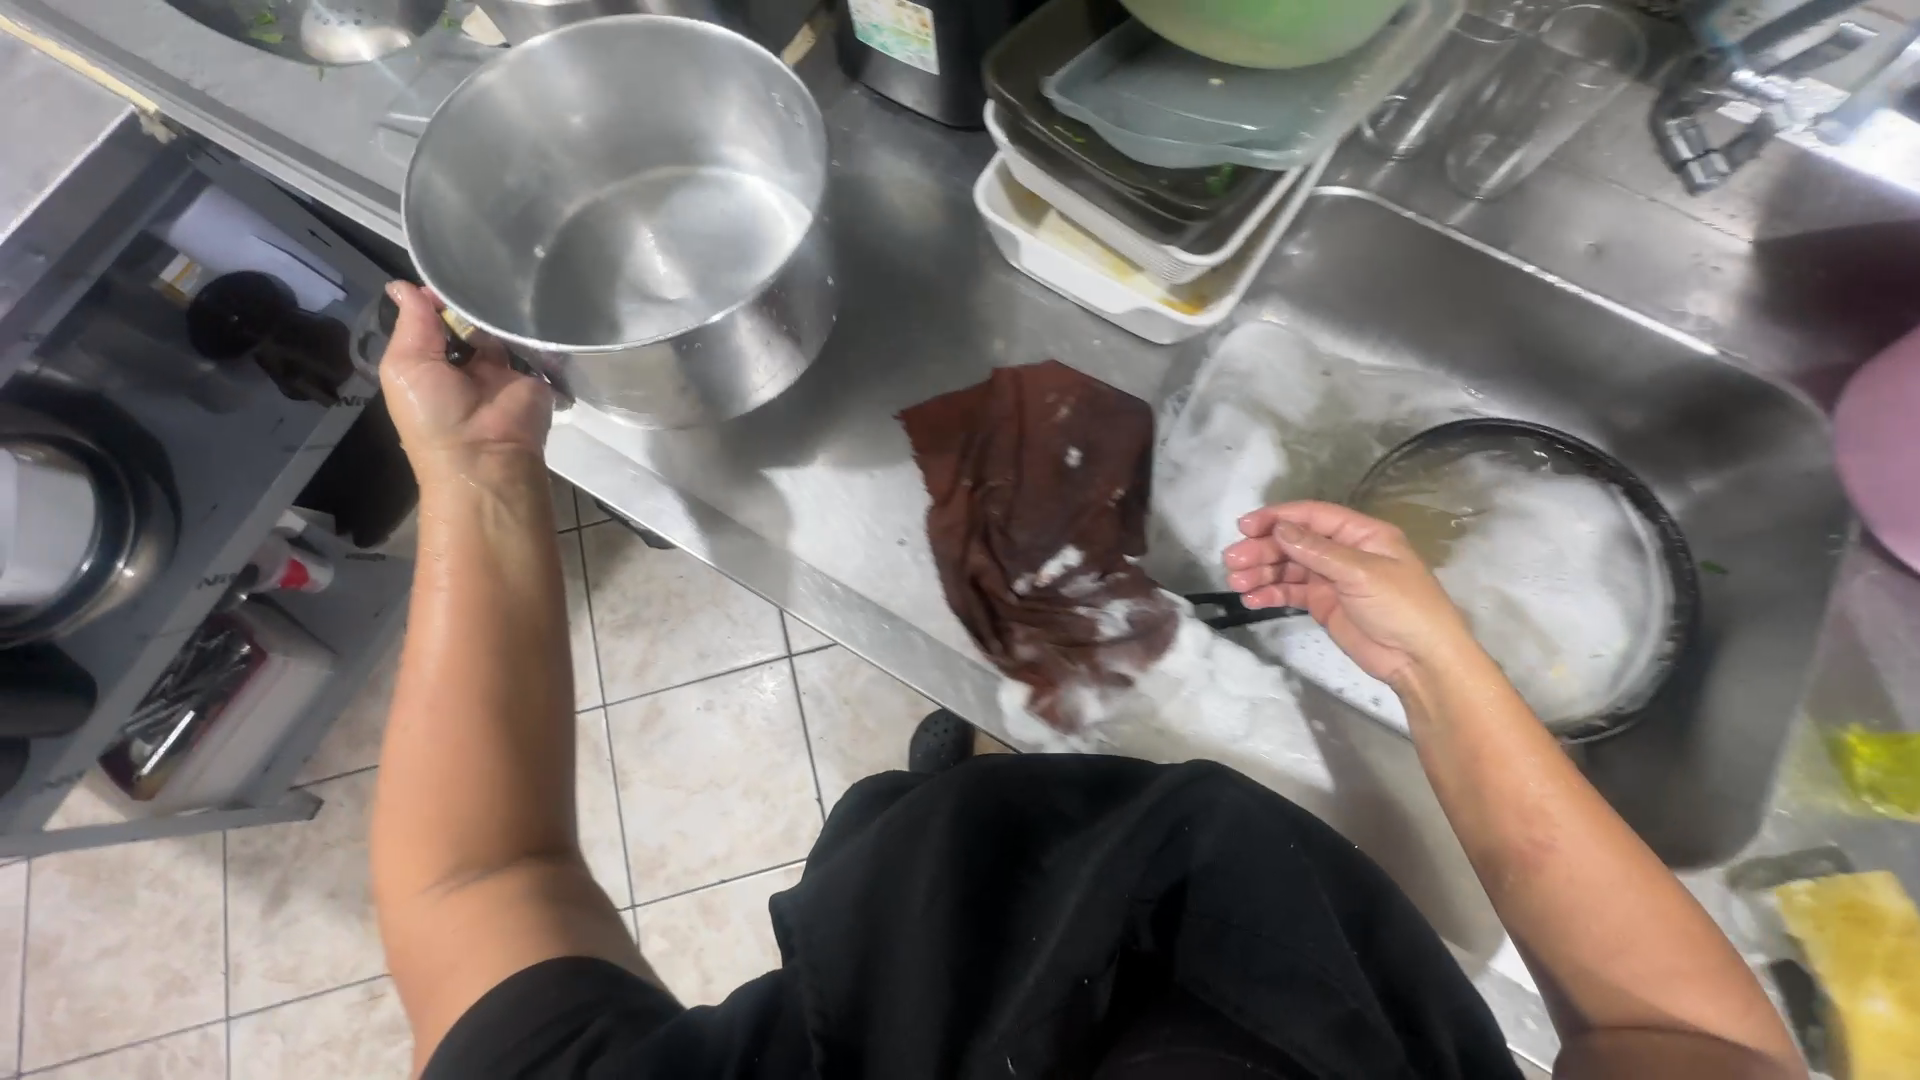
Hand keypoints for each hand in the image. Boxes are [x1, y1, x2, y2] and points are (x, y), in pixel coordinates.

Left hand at [378, 282, 551, 487]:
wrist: (486, 455)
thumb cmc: (433, 413)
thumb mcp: (405, 365)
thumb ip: (411, 324)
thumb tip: (403, 285)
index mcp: (431, 365)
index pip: (433, 323)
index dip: (434, 302)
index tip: (441, 283)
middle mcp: (467, 366)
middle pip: (468, 323)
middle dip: (467, 304)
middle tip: (472, 282)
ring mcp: (503, 370)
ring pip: (499, 330)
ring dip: (496, 314)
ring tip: (498, 295)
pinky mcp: (535, 376)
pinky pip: (531, 344)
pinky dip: (527, 328)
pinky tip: (524, 311)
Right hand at [1221, 501, 1474, 687]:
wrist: (1421, 660)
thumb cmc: (1402, 607)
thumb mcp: (1361, 572)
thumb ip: (1317, 550)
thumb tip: (1279, 529)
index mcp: (1361, 534)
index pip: (1311, 517)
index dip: (1277, 518)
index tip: (1245, 527)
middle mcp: (1344, 551)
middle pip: (1294, 542)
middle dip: (1262, 550)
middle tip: (1232, 561)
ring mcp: (1332, 579)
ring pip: (1288, 568)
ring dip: (1260, 572)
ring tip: (1236, 583)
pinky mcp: (1323, 604)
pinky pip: (1290, 592)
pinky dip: (1270, 593)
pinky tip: (1252, 599)